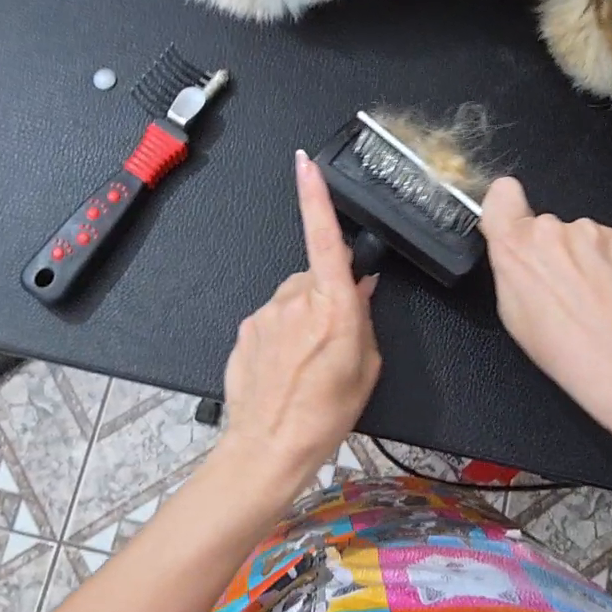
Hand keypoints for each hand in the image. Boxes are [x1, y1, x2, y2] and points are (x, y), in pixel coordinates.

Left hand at [218, 151, 381, 485]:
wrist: (269, 446)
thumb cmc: (325, 413)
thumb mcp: (366, 367)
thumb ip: (363, 318)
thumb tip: (361, 288)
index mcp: (334, 307)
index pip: (324, 238)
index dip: (315, 197)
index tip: (306, 165)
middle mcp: (295, 301)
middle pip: (314, 275)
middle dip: (326, 293)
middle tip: (333, 339)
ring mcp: (265, 314)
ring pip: (291, 298)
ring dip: (302, 316)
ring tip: (307, 361)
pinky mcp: (245, 329)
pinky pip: (271, 318)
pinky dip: (282, 332)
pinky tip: (286, 366)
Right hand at [479, 177, 611, 442]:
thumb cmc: (566, 348)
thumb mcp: (512, 314)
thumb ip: (510, 268)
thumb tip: (515, 254)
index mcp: (515, 246)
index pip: (502, 195)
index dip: (507, 207)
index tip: (511, 222)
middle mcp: (551, 230)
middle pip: (544, 228)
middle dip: (550, 251)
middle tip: (559, 291)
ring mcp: (591, 232)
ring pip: (579, 237)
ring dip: (583, 259)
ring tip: (590, 301)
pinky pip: (610, 244)